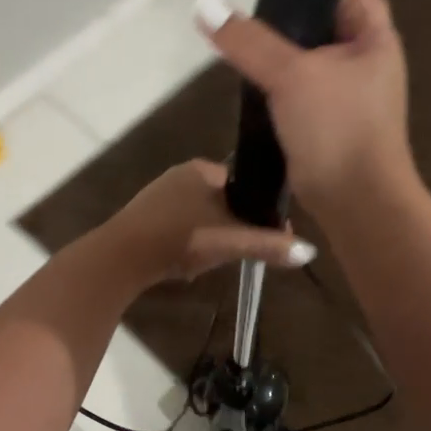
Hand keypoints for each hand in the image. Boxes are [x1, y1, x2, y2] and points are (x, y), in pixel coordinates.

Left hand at [99, 160, 315, 285]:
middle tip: (245, 250)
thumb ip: (268, 244)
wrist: (121, 259)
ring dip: (214, 235)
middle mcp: (180, 175)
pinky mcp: (145, 219)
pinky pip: (182, 227)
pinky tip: (193, 261)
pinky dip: (192, 241)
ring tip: (220, 258)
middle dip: (237, 224)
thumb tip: (309, 251)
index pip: (245, 181)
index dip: (262, 207)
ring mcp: (159, 196)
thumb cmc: (180, 239)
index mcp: (202, 169)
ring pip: (202, 215)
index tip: (272, 233)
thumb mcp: (230, 242)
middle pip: (225, 200)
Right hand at [195, 0, 416, 219]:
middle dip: (289, 27)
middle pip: (325, 29)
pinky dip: (283, 98)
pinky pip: (305, 101)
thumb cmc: (338, 129)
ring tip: (244, 59)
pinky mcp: (334, 131)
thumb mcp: (290, 75)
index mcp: (376, 40)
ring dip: (282, 66)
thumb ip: (248, 41)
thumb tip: (205, 3)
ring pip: (311, 68)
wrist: (359, 205)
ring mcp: (352, 102)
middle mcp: (368, 66)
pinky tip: (255, 98)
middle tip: (249, 26)